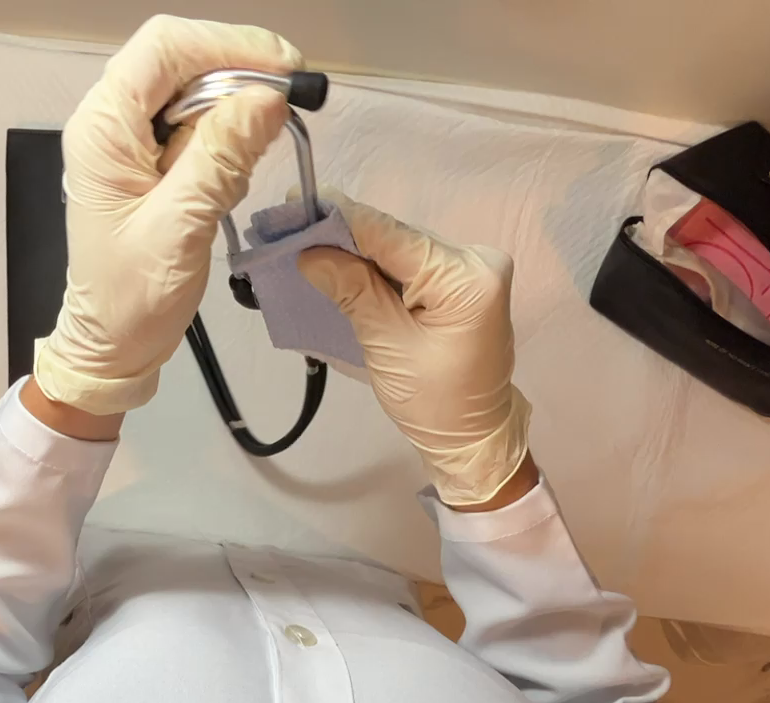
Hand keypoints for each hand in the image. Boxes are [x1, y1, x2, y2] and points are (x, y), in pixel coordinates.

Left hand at [31, 16, 300, 415]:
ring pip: (192, 99)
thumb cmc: (132, 300)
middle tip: (288, 106)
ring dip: (234, 117)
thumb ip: (219, 160)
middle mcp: (111, 126)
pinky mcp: (150, 171)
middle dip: (237, 78)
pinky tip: (234, 177)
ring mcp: (130, 148)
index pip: (165, 49)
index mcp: (103, 131)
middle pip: (180, 65)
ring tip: (256, 155)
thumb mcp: (178, 229)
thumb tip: (268, 99)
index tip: (285, 70)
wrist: (112, 347)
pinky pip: (195, 136)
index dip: (229, 46)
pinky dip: (225, 147)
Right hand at [297, 194, 532, 506]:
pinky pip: (410, 268)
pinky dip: (376, 270)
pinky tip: (342, 265)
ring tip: (307, 243)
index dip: (343, 218)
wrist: (471, 436)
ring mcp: (471, 271)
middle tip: (293, 226)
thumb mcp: (388, 347)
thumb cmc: (433, 402)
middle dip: (345, 235)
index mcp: (465, 278)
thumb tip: (311, 253)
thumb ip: (354, 293)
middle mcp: (476, 261)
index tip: (299, 200)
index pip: (393, 236)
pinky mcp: (460, 284)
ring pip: (401, 252)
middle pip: (397, 239)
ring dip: (357, 252)